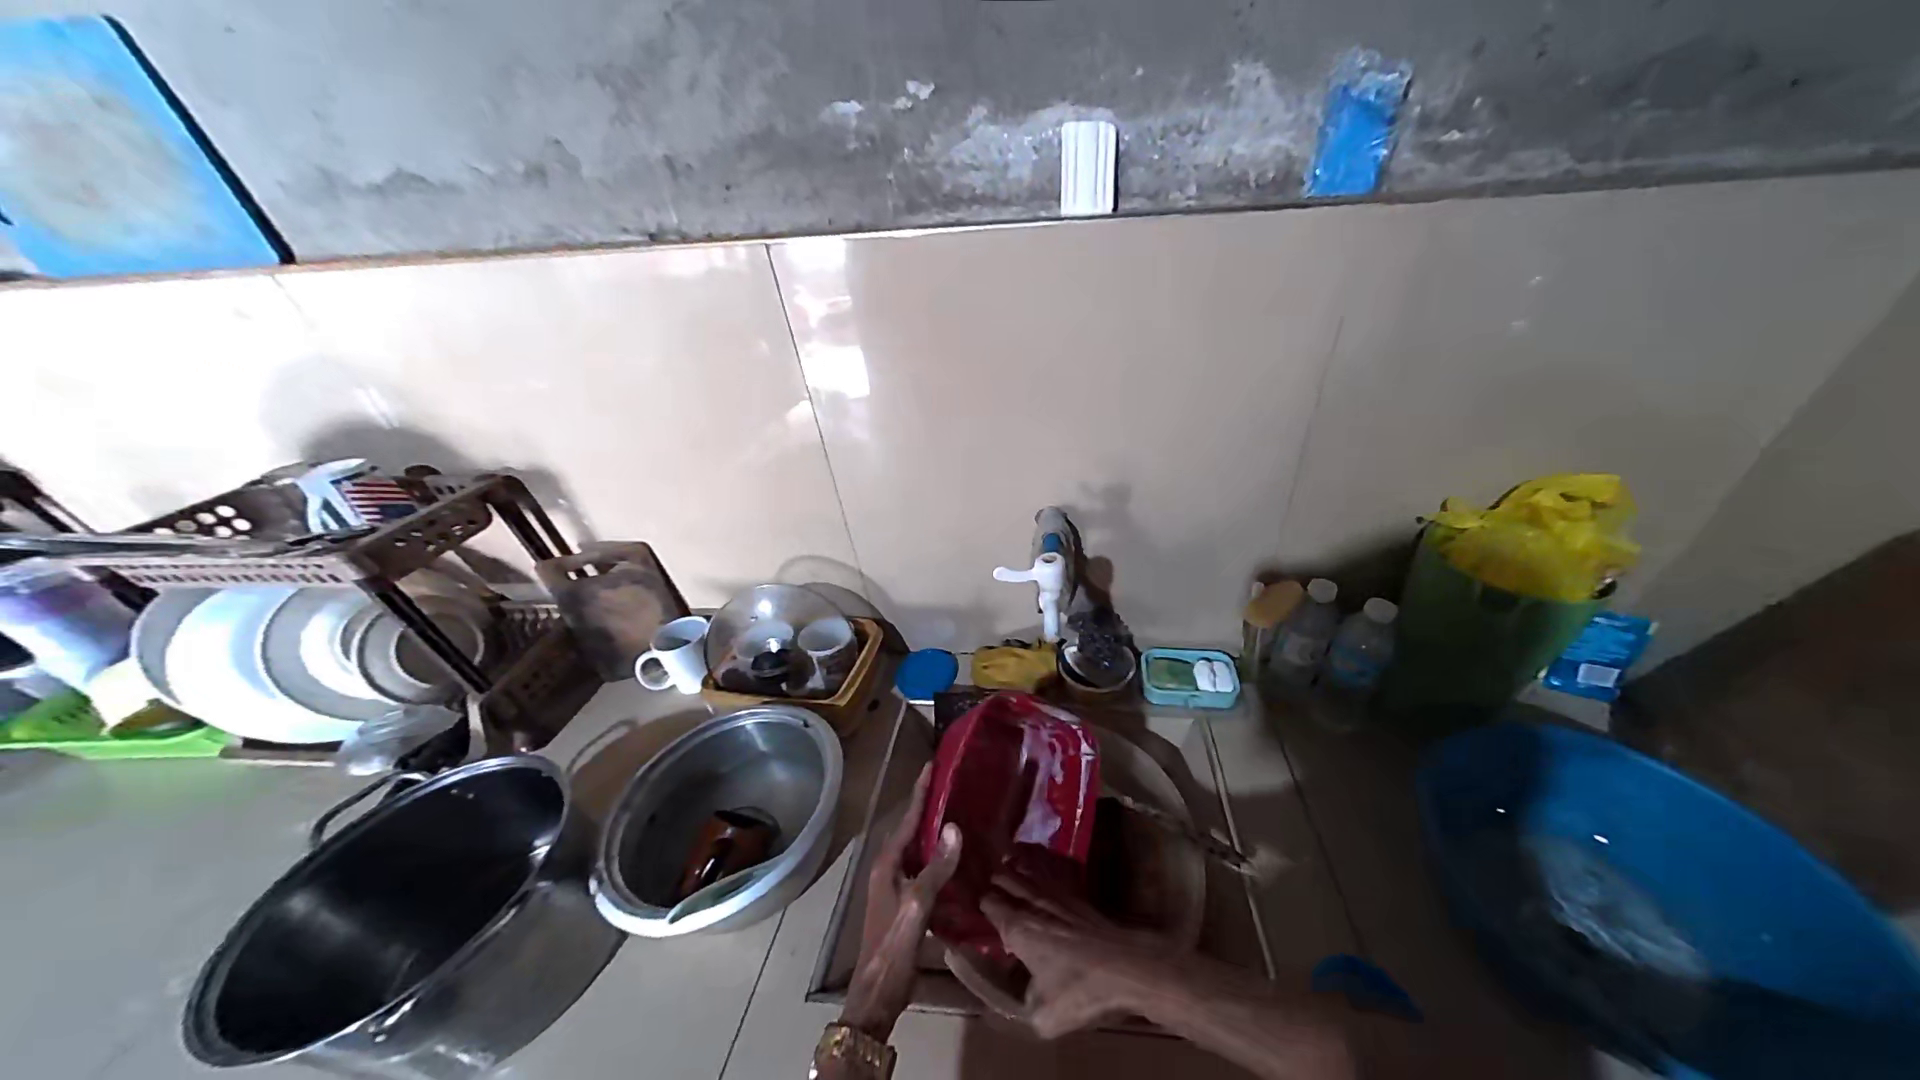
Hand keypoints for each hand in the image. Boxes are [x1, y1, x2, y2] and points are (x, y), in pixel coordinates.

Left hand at [840, 764, 961, 1039]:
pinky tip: (956, 858)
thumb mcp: (917, 906)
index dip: (920, 790)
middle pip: (911, 827)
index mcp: (887, 863)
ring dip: (933, 829)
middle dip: (929, 804)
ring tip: (959, 811)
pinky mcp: (904, 900)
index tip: (933, 764)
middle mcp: (888, 867)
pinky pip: (923, 866)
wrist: (875, 996)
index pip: (907, 817)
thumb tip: (954, 827)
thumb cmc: (892, 948)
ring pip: (917, 847)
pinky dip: (937, 855)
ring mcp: (894, 885)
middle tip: (954, 783)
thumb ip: (936, 868)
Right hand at [979, 870, 1167, 1037]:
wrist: (1129, 968)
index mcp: (1017, 927)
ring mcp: (1055, 893)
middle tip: (980, 886)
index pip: (986, 902)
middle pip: (1003, 878)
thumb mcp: (1041, 1016)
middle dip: (991, 880)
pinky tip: (1032, 871)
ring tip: (1000, 869)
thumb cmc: (1082, 991)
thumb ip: (1009, 1003)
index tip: (968, 906)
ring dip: (1011, 869)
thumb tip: (996, 993)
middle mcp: (1032, 903)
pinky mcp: (1075, 894)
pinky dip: (1033, 868)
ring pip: (1024, 870)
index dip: (975, 903)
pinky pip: (1045, 873)